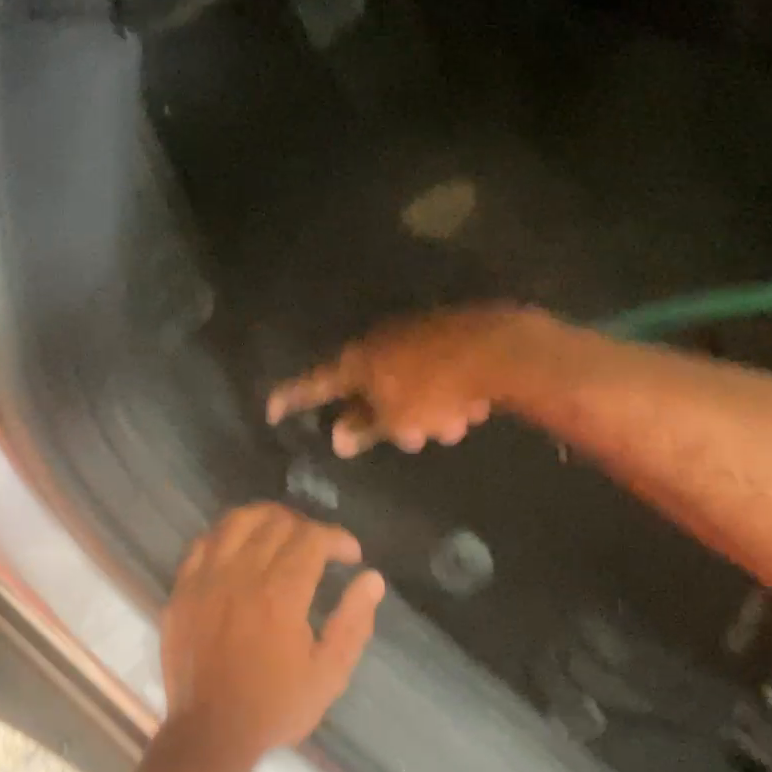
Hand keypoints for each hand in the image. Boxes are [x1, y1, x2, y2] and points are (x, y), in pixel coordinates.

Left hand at [160, 504, 385, 758]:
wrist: (210, 732)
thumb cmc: (274, 707)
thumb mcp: (329, 674)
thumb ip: (353, 623)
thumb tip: (372, 579)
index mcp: (280, 595)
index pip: (312, 539)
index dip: (338, 538)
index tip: (351, 555)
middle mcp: (240, 576)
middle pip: (275, 523)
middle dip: (306, 526)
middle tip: (320, 547)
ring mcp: (204, 581)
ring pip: (235, 522)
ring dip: (265, 519)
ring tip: (281, 534)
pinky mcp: (181, 591)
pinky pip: (202, 544)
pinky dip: (225, 536)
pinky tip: (238, 549)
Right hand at [265, 304, 566, 456]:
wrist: (501, 349)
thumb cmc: (435, 391)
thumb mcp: (395, 421)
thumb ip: (365, 429)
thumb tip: (339, 436)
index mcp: (356, 363)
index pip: (312, 384)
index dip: (290, 398)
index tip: (270, 409)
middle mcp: (378, 342)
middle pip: (368, 388)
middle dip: (388, 418)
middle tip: (413, 438)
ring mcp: (414, 333)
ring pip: (406, 384)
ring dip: (425, 411)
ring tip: (454, 425)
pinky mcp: (447, 332)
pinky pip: (434, 373)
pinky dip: (445, 395)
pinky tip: (471, 408)